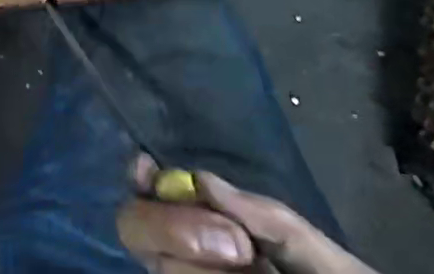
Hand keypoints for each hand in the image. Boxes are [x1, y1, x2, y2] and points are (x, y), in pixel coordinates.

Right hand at [118, 157, 379, 273]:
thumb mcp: (300, 241)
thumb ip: (257, 212)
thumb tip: (198, 180)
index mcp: (202, 220)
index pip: (145, 189)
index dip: (139, 178)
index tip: (149, 170)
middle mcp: (182, 251)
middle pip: (133, 226)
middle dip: (172, 226)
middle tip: (236, 243)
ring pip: (160, 266)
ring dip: (195, 263)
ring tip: (249, 262)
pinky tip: (241, 273)